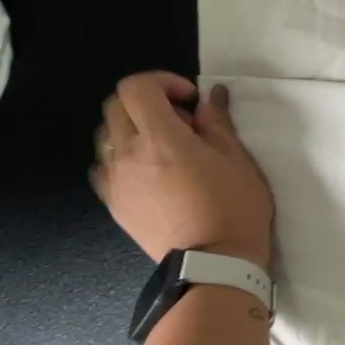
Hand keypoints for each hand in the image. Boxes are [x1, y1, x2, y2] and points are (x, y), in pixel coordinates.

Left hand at [90, 73, 272, 268]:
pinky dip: (122, 158)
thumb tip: (211, 96)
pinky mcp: (112, 201)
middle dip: (148, 103)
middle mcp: (128, 153)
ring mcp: (114, 179)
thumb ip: (218, 124)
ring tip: (166, 151)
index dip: (162, 82)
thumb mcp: (239, 162)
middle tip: (182, 123)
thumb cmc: (236, 208)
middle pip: (116, 106)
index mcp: (163, 140)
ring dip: (133, 130)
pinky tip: (149, 174)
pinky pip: (104, 166)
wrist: (214, 262)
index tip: (190, 100)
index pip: (137, 88)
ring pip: (107, 135)